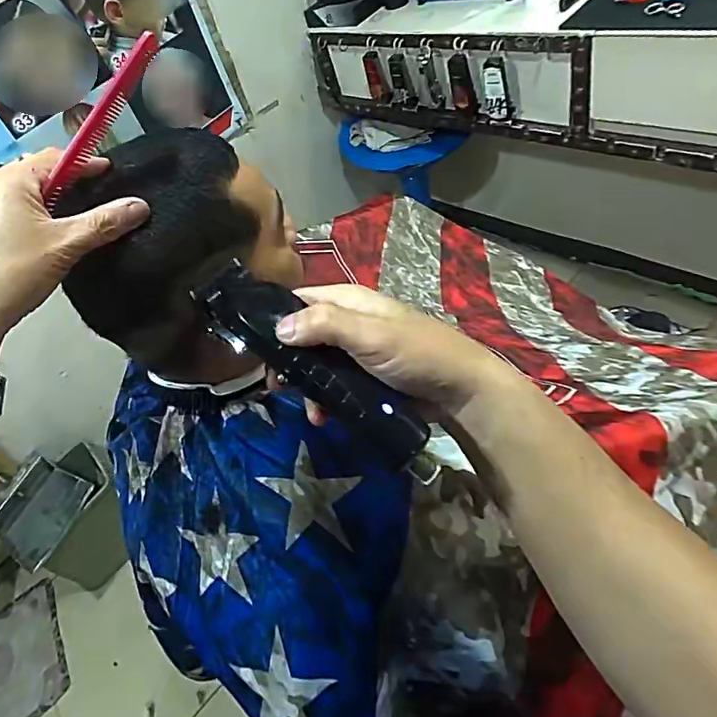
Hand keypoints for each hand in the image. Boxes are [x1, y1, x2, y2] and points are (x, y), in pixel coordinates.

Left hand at [0, 149, 147, 357]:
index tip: (110, 172)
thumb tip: (139, 206)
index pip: (57, 157)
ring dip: (48, 202)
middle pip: (37, 173)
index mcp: (10, 180)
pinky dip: (29, 217)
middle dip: (68, 183)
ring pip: (21, 194)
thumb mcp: (67, 245)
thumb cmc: (10, 274)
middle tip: (94, 199)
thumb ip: (105, 221)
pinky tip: (40, 242)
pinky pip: (6, 211)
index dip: (87, 163)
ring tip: (70, 224)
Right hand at [273, 284, 526, 423]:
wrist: (460, 389)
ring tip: (309, 410)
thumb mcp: (369, 335)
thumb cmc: (415, 352)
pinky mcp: (365, 377)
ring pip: (316, 364)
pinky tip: (324, 417)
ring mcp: (357, 351)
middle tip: (276, 386)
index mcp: (349, 301)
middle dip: (288, 362)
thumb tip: (278, 327)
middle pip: (303, 335)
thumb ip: (325, 325)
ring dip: (307, 386)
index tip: (255, 347)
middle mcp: (349, 321)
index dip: (276, 319)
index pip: (299, 299)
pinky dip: (325, 399)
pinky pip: (334, 384)